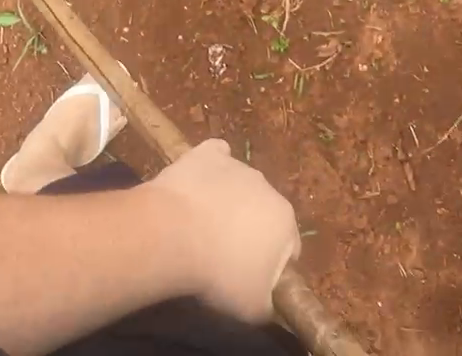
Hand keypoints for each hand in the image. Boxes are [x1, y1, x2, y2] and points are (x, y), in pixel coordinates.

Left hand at [146, 139, 299, 322]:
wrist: (172, 234)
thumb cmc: (218, 274)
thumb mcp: (255, 309)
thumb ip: (271, 303)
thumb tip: (270, 301)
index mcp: (285, 220)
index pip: (288, 246)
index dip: (271, 264)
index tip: (251, 277)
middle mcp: (266, 186)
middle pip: (263, 211)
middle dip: (250, 230)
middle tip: (224, 252)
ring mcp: (235, 165)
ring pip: (239, 185)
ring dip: (228, 201)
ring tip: (201, 223)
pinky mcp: (206, 152)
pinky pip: (216, 155)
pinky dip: (211, 167)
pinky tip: (198, 183)